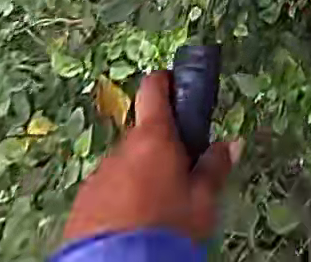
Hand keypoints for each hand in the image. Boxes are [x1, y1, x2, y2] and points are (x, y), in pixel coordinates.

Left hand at [61, 72, 240, 245]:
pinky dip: (120, 200)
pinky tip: (132, 224)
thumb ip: (215, 168)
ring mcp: (96, 180)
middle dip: (161, 147)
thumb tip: (231, 143)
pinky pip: (106, 193)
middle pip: (143, 135)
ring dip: (139, 175)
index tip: (181, 86)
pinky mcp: (78, 211)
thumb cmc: (167, 229)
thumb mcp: (203, 201)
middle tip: (182, 172)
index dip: (168, 82)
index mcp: (153, 137)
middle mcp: (121, 151)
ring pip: (124, 166)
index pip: (154, 89)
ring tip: (156, 207)